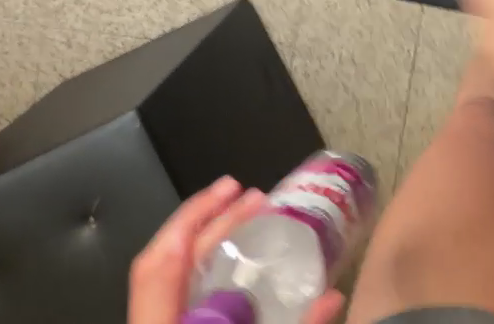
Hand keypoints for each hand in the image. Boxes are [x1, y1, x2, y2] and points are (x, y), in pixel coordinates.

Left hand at [129, 177, 344, 323]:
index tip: (232, 189)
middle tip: (256, 197)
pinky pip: (180, 305)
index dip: (191, 219)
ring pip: (175, 285)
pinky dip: (206, 280)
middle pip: (172, 266)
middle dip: (213, 224)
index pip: (159, 266)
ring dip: (209, 249)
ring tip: (249, 223)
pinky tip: (234, 272)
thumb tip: (333, 296)